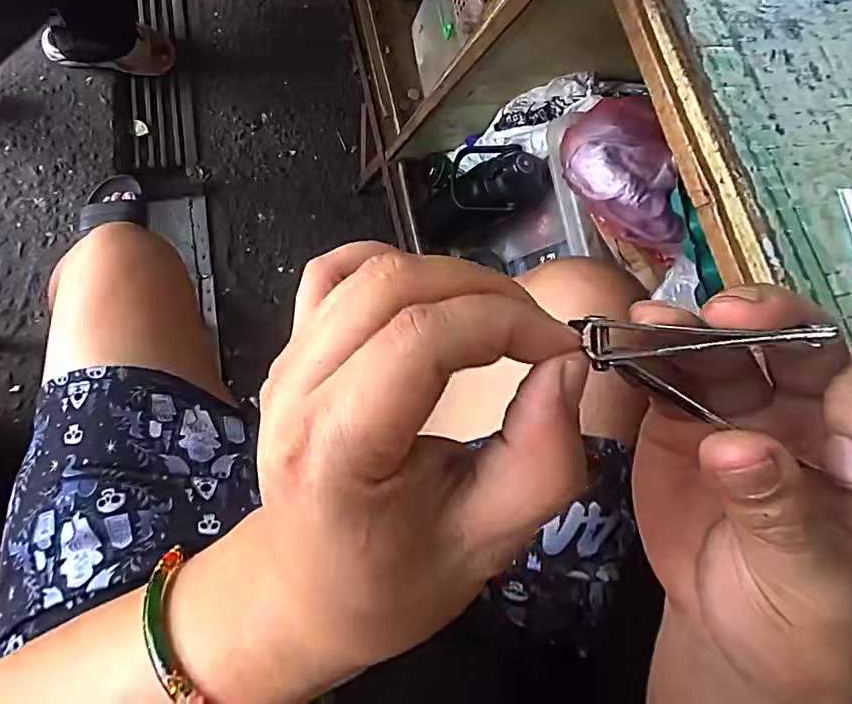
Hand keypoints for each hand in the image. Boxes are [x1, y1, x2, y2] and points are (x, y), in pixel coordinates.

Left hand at [193, 243, 592, 694]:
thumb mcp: (483, 544)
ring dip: (445, 276)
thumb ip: (540, 459)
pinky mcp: (288, 345)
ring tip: (494, 315)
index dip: (504, 322)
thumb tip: (566, 363)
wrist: (301, 585)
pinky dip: (389, 265)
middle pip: (392, 285)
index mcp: (335, 446)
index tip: (562, 346)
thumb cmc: (390, 582)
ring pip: (366, 269)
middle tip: (535, 330)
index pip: (420, 337)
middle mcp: (296, 387)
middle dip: (482, 291)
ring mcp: (285, 359)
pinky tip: (426, 296)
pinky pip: (332, 273)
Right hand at [630, 285, 851, 702]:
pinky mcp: (686, 413)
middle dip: (774, 317)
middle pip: (811, 341)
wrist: (728, 637)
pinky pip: (668, 371)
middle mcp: (824, 416)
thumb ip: (781, 515)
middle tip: (733, 317)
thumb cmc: (807, 629)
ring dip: (695, 325)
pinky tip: (627, 340)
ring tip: (657, 320)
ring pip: (732, 342)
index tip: (845, 459)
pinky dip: (646, 352)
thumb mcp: (816, 590)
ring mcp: (750, 408)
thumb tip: (732, 447)